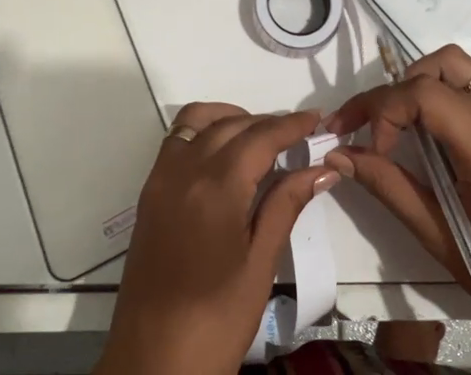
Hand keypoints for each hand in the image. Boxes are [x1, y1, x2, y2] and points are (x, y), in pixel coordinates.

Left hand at [94, 104, 338, 374]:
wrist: (154, 361)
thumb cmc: (217, 319)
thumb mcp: (261, 263)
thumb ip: (286, 205)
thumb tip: (322, 167)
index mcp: (216, 188)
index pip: (260, 137)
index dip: (292, 125)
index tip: (317, 119)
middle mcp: (184, 171)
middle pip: (231, 125)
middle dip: (267, 122)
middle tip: (299, 135)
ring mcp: (160, 181)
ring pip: (197, 122)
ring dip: (231, 120)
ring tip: (262, 141)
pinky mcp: (148, 195)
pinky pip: (177, 142)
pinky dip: (203, 133)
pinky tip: (227, 157)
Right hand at [324, 46, 470, 352]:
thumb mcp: (439, 236)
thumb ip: (387, 187)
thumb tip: (338, 154)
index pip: (425, 93)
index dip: (382, 110)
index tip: (365, 148)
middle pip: (437, 69)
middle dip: (391, 93)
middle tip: (362, 129)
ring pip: (455, 66)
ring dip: (416, 84)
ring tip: (392, 125)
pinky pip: (470, 85)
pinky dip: (437, 93)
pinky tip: (422, 131)